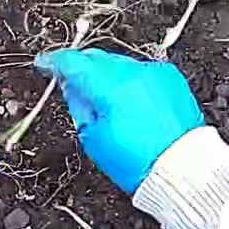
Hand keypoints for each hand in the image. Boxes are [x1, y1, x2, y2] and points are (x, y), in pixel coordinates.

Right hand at [35, 48, 204, 192]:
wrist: (183, 170)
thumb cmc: (140, 161)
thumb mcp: (94, 137)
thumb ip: (78, 105)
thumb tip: (70, 86)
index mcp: (112, 86)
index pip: (74, 62)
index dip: (54, 62)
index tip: (45, 63)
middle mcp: (135, 72)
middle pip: (96, 58)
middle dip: (82, 68)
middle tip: (72, 86)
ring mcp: (155, 73)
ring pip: (118, 63)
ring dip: (106, 74)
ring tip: (105, 102)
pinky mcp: (170, 78)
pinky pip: (140, 71)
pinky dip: (129, 80)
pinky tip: (128, 102)